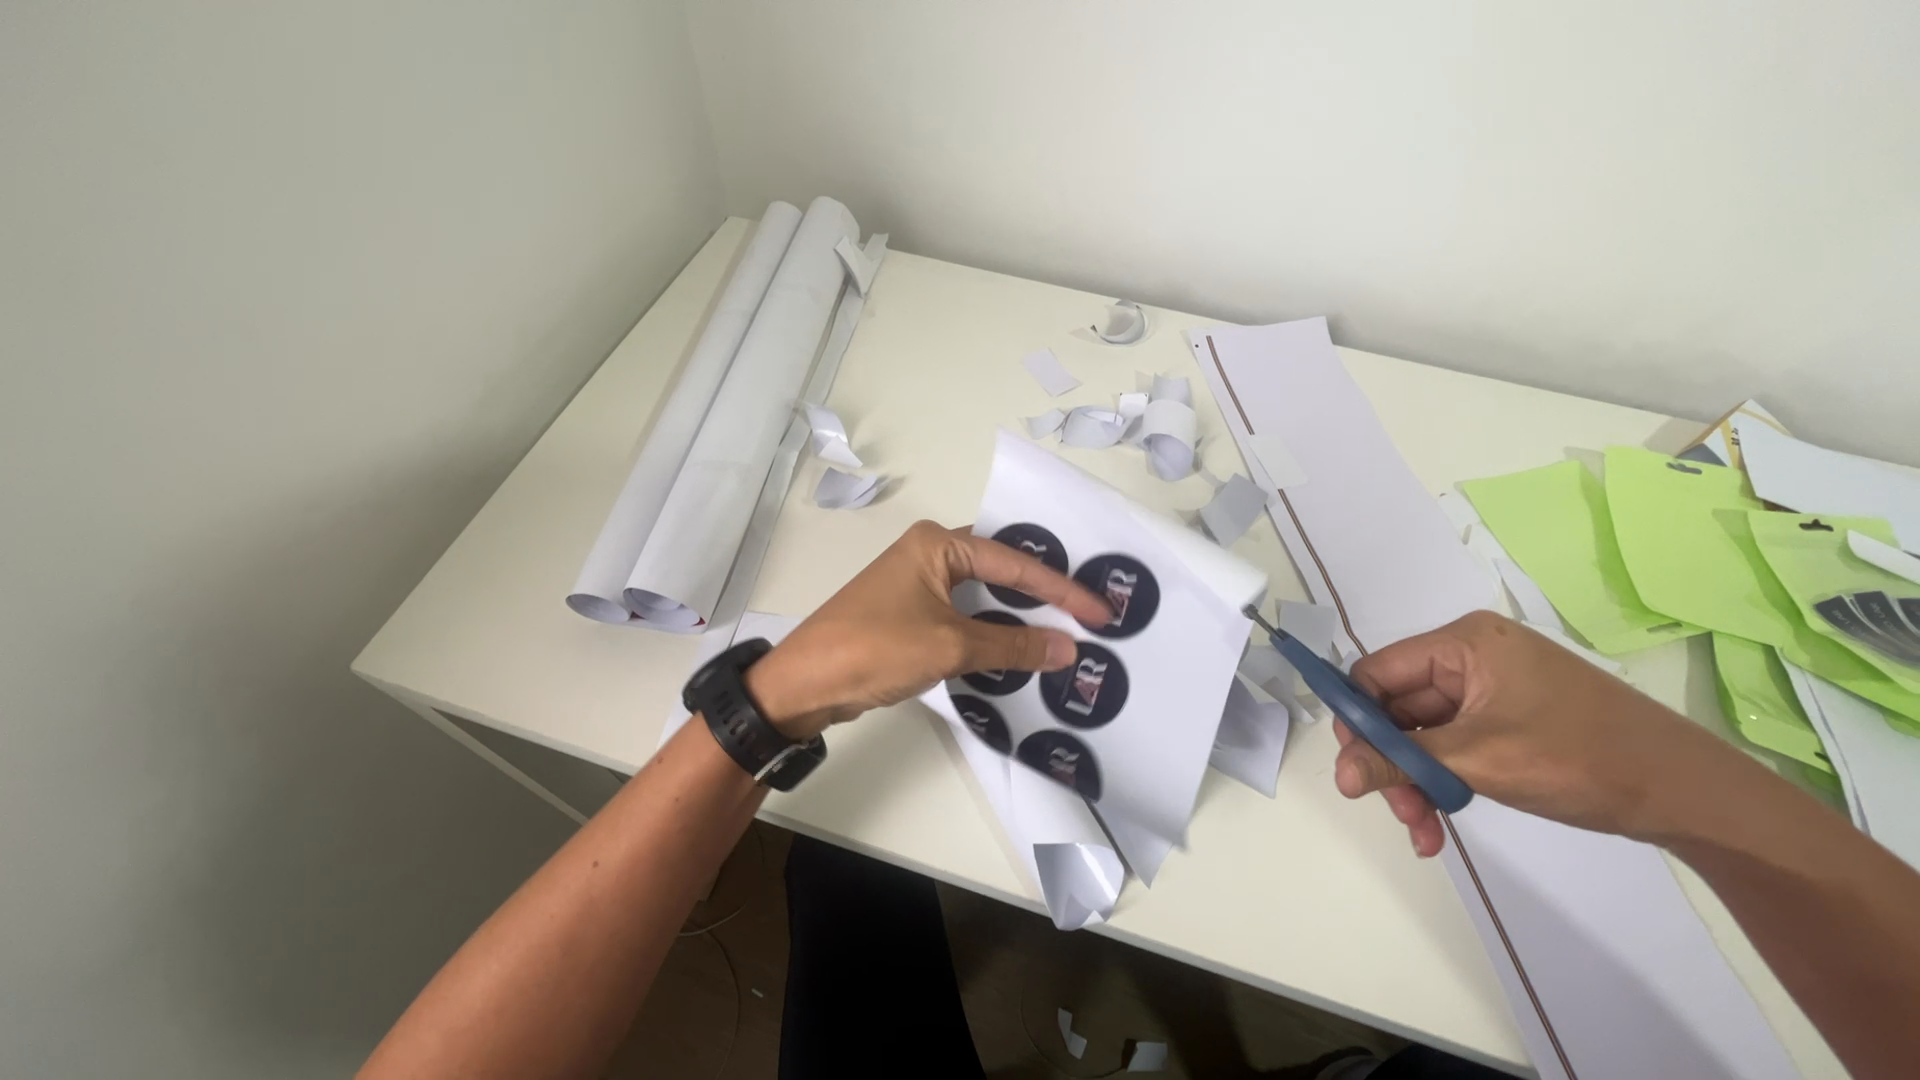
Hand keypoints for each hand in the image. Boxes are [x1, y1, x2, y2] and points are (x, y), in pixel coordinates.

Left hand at [745, 520, 1109, 739]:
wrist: (804, 684)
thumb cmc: (875, 650)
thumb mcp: (951, 647)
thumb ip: (1012, 647)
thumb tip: (1067, 648)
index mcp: (938, 543)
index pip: (1015, 563)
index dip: (1062, 590)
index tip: (1100, 613)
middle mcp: (930, 552)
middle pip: (1001, 570)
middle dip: (1044, 595)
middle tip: (1090, 616)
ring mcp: (918, 582)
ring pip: (983, 595)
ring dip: (1018, 616)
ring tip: (1064, 631)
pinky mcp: (910, 612)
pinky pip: (965, 614)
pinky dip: (992, 631)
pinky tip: (1018, 647)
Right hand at [1336, 611, 1732, 855]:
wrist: (1691, 794)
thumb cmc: (1580, 758)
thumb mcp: (1478, 760)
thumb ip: (1400, 761)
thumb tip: (1340, 776)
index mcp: (1464, 643)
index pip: (1378, 672)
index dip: (1358, 720)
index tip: (1354, 770)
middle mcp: (1472, 657)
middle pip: (1398, 708)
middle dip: (1392, 764)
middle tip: (1398, 812)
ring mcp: (1492, 690)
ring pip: (1423, 735)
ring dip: (1415, 782)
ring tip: (1423, 832)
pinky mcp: (1507, 721)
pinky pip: (1453, 746)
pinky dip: (1442, 783)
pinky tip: (1438, 827)